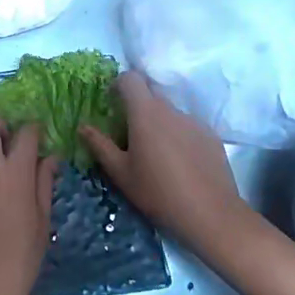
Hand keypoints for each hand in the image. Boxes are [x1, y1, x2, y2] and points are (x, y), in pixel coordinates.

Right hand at [82, 72, 250, 254]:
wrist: (212, 216)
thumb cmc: (159, 193)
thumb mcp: (121, 173)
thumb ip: (100, 145)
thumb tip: (82, 126)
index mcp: (145, 112)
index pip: (131, 78)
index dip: (119, 84)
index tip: (112, 102)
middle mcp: (171, 110)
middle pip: (151, 93)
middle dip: (138, 104)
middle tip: (131, 131)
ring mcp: (195, 122)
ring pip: (171, 112)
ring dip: (160, 122)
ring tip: (157, 153)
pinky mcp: (212, 137)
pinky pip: (189, 127)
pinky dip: (179, 136)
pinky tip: (181, 163)